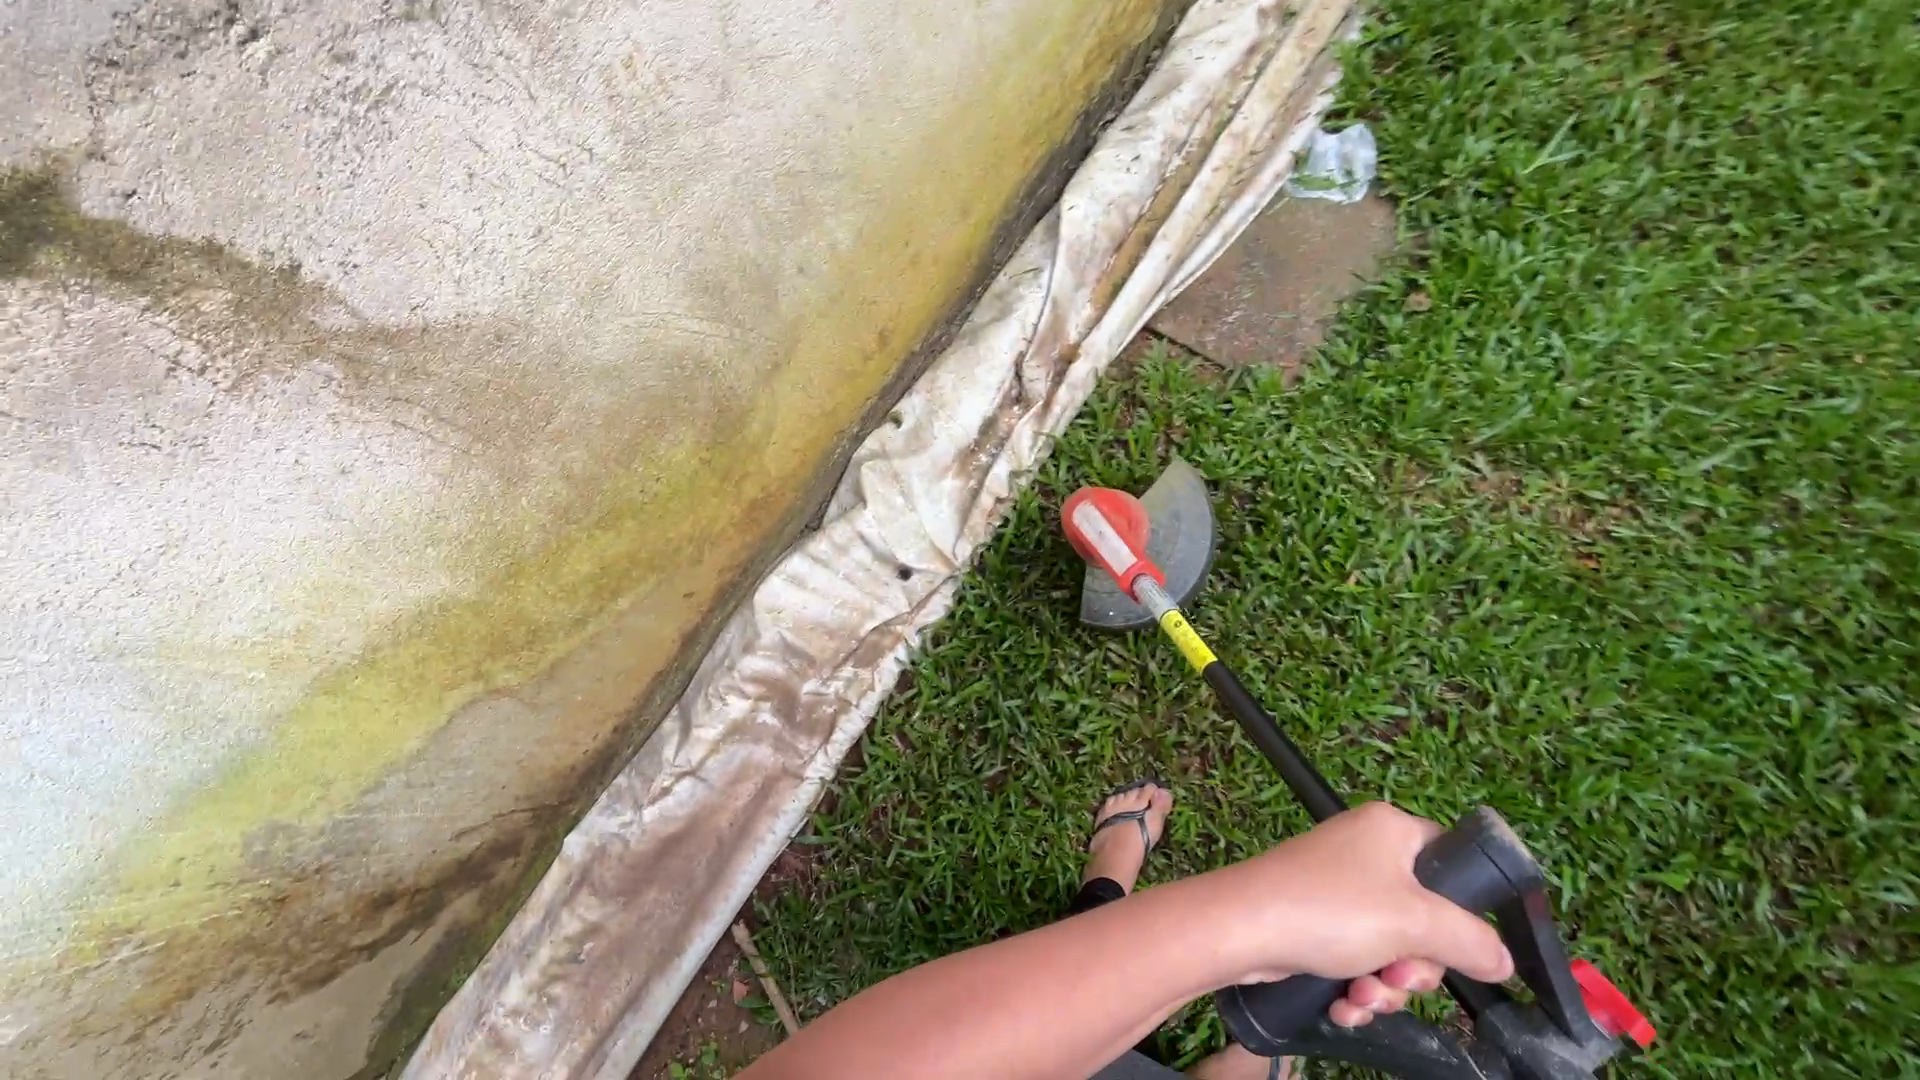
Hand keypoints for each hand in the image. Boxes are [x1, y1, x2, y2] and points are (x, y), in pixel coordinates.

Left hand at [1197, 802, 1514, 1025]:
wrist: (1242, 928)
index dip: (1463, 907)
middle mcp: (1364, 850)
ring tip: (1362, 996)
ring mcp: (1336, 885)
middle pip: (1425, 918)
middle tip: (1398, 978)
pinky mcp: (1314, 916)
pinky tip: (1343, 1004)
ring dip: (1385, 986)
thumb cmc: (1331, 909)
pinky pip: (1356, 956)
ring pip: (1392, 946)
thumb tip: (1503, 959)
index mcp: (1389, 830)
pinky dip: (1355, 985)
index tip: (1455, 944)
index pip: (1452, 858)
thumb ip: (1472, 941)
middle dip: (1415, 965)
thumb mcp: (1415, 923)